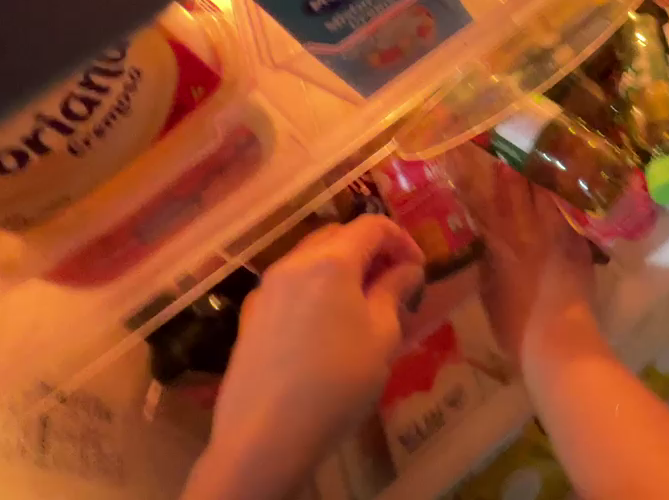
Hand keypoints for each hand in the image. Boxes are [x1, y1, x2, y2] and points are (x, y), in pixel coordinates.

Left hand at [186, 217, 423, 499]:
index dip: (402, 240)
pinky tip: (325, 324)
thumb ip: (394, 291)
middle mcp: (294, 264)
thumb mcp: (382, 335)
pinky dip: (315, 287)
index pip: (373, 225)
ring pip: (312, 257)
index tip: (418, 269)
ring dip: (342, 266)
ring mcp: (267, 291)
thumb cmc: (335, 383)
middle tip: (393, 280)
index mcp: (332, 261)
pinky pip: (291, 284)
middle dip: (371, 249)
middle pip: (339, 235)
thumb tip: (406, 269)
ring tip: (362, 302)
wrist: (262, 443)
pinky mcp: (250, 318)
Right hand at [451, 152, 600, 370]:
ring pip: (549, 191)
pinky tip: (568, 183)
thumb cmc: (514, 324)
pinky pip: (572, 208)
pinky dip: (566, 195)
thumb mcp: (488, 290)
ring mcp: (558, 230)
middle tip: (517, 145)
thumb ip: (488, 259)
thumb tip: (488, 238)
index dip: (490, 174)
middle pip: (523, 186)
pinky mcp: (579, 240)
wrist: (557, 338)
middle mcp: (529, 227)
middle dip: (519, 164)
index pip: (493, 197)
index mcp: (502, 239)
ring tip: (544, 154)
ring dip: (545, 173)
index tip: (488, 154)